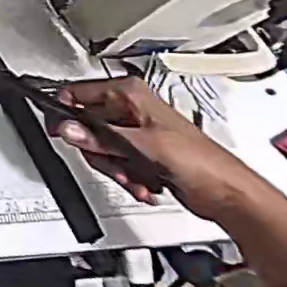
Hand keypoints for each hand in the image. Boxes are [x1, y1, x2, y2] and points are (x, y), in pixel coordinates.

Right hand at [49, 77, 270, 221]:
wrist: (227, 193)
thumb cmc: (200, 161)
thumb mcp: (141, 147)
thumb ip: (101, 137)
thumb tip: (68, 128)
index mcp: (130, 93)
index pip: (78, 93)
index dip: (66, 113)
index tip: (59, 132)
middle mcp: (130, 107)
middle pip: (87, 126)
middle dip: (101, 152)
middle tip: (117, 163)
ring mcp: (134, 130)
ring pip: (100, 148)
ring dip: (116, 168)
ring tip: (136, 175)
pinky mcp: (138, 151)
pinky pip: (115, 162)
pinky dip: (126, 176)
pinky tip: (144, 182)